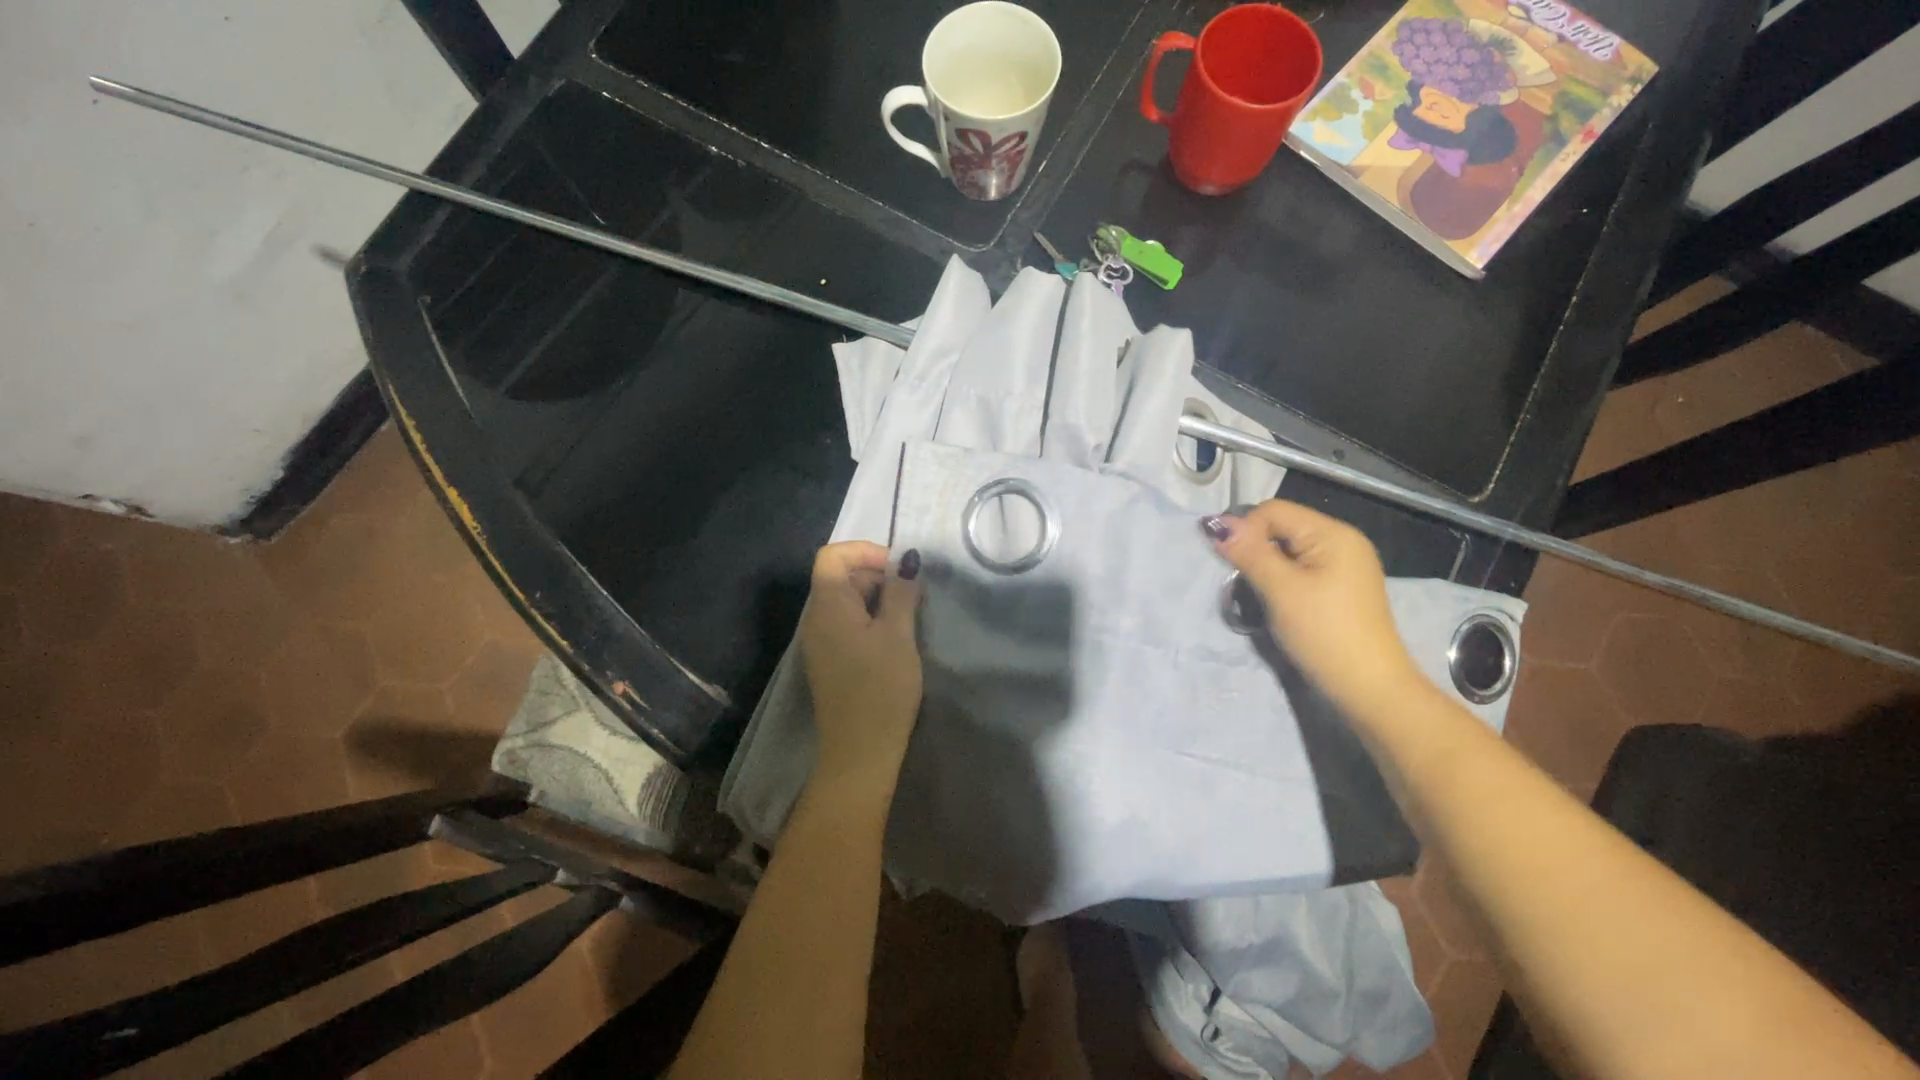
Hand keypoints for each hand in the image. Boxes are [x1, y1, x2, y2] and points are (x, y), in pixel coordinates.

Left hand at [798, 541, 924, 795]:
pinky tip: (896, 639)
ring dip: (879, 599)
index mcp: (827, 605)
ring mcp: (820, 641)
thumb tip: (906, 560)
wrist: (860, 751)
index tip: (900, 569)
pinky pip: (847, 624)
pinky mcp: (830, 660)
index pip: (833, 555)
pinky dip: (871, 620)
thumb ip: (901, 592)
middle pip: (841, 576)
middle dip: (878, 575)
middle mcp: (816, 618)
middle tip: (916, 594)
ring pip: (847, 601)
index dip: (866, 551)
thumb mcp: (898, 635)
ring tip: (911, 616)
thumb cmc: (880, 688)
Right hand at [1203, 501, 1422, 711]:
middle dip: (1256, 551)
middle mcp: (1343, 542)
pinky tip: (1280, 606)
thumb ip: (1249, 553)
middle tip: (1243, 585)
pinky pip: (1303, 571)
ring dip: (1267, 570)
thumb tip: (1216, 523)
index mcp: (1333, 534)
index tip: (1230, 565)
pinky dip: (1283, 583)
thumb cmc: (1324, 633)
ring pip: (1289, 552)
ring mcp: (1345, 567)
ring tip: (1261, 598)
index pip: (1274, 511)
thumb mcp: (1281, 590)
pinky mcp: (1342, 590)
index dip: (1246, 531)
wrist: (1369, 688)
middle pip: (1282, 528)